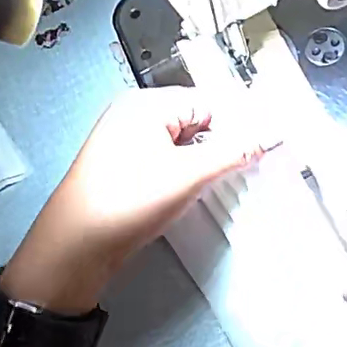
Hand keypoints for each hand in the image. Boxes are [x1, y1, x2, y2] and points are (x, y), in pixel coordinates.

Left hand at [2, 88, 273, 311]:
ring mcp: (129, 142)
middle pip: (197, 120)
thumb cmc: (127, 202)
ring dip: (207, 160)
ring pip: (185, 143)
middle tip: (251, 165)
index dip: (240, 122)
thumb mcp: (188, 175)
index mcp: (146, 104)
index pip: (209, 101)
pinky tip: (198, 190)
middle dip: (225, 142)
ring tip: (226, 179)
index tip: (267, 144)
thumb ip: (233, 152)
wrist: (77, 246)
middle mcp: (135, 116)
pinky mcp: (128, 169)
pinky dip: (188, 172)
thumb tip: (269, 136)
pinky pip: (170, 160)